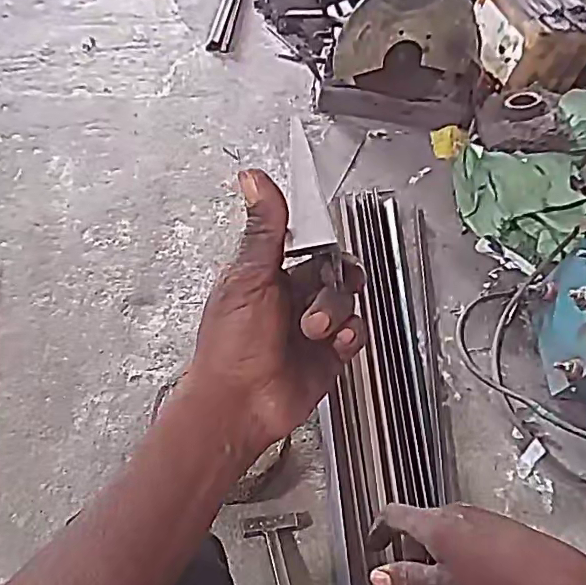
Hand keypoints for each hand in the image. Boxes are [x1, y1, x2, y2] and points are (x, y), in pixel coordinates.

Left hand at [180, 169, 365, 455]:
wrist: (239, 404)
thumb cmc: (230, 347)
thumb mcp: (248, 278)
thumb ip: (263, 229)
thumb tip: (254, 180)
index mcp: (267, 275)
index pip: (305, 245)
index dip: (319, 244)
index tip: (323, 246)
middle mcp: (290, 299)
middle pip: (333, 272)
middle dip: (333, 281)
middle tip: (322, 289)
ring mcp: (311, 328)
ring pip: (346, 302)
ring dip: (334, 312)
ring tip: (312, 330)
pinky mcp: (328, 354)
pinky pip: (355, 333)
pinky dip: (350, 335)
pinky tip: (335, 342)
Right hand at [369, 504, 585, 584]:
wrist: (554, 579)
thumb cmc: (500, 581)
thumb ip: (406, 578)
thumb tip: (379, 575)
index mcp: (435, 523)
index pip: (393, 514)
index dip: (378, 529)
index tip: (373, 544)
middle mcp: (455, 513)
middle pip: (418, 521)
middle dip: (408, 546)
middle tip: (406, 572)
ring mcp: (479, 516)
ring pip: (442, 526)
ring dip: (433, 548)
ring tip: (441, 579)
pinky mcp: (498, 525)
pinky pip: (464, 530)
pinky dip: (455, 547)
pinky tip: (469, 574)